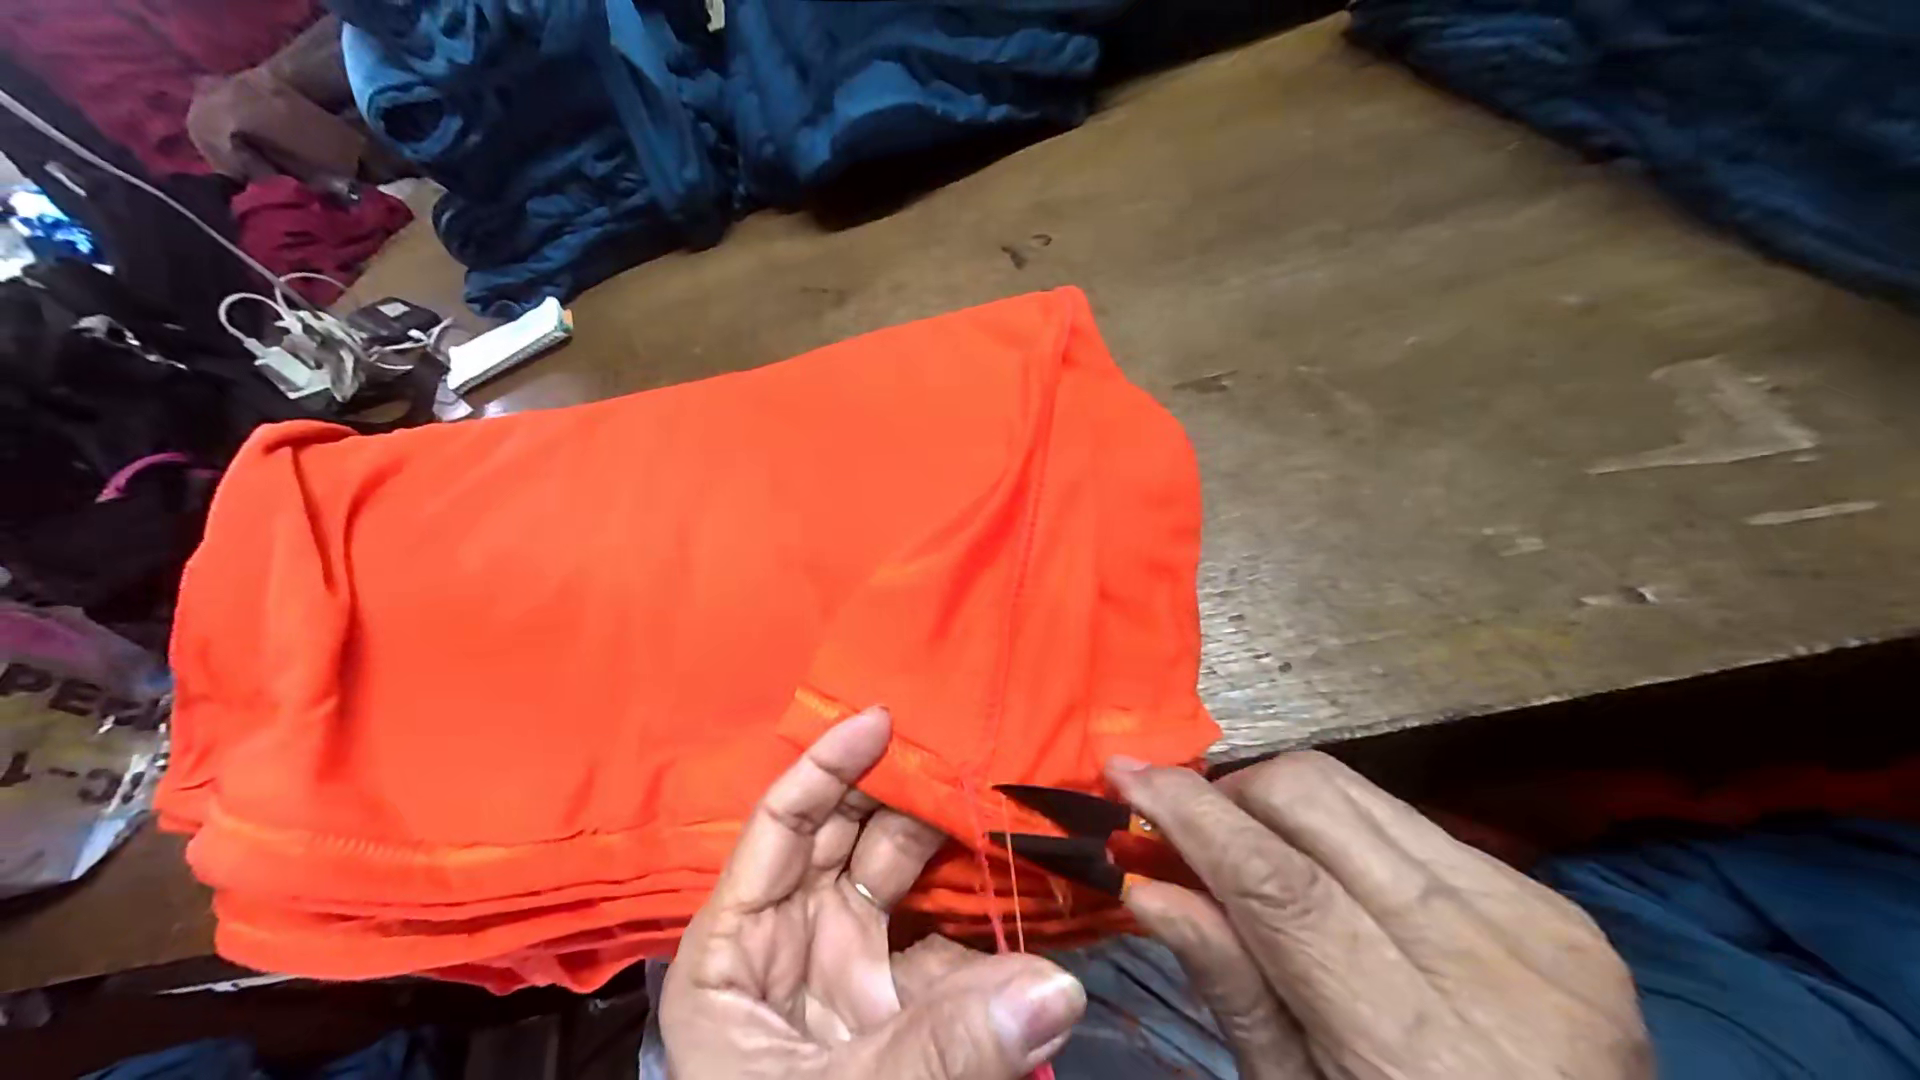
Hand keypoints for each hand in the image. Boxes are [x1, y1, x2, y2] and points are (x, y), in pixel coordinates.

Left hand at [662, 707, 1086, 1078]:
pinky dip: (975, 914)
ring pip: (894, 877)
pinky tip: (1014, 882)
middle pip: (843, 836)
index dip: (827, 766)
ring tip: (998, 797)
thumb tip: (1059, 986)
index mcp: (734, 948)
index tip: (882, 718)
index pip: (779, 825)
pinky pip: (937, 938)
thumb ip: (944, 1048)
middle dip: (899, 791)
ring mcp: (842, 969)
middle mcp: (787, 941)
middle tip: (962, 750)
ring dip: (945, 842)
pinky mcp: (892, 1003)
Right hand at [1108, 752, 1652, 1079]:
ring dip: (1275, 800)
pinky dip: (1337, 825)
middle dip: (1228, 793)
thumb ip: (1230, 986)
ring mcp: (1536, 922)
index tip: (1125, 773)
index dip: (1192, 814)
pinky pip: (1403, 816)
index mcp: (1424, 1055)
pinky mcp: (1551, 901)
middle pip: (1316, 803)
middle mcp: (1493, 966)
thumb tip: (1144, 887)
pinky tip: (1329, 871)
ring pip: (1355, 788)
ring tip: (1250, 843)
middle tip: (1190, 831)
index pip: (1280, 886)